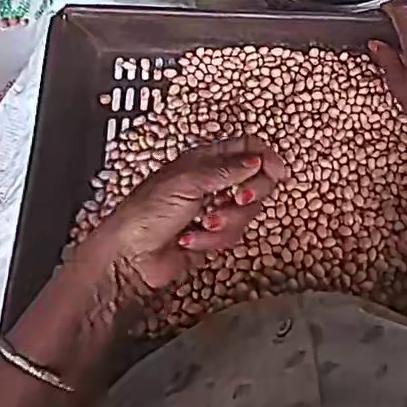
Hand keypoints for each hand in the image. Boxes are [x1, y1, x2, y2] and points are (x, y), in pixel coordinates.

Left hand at [72, 137, 287, 293]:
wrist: (129, 258)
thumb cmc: (147, 212)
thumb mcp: (187, 182)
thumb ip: (226, 170)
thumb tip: (258, 159)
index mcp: (206, 160)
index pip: (247, 148)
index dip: (266, 157)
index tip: (277, 172)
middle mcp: (214, 182)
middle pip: (256, 179)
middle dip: (251, 192)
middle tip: (238, 199)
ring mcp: (216, 208)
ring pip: (248, 210)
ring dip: (227, 221)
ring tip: (203, 224)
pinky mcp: (215, 235)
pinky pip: (234, 234)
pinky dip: (214, 239)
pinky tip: (190, 240)